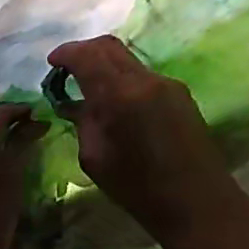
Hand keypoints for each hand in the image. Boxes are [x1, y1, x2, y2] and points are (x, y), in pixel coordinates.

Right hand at [46, 35, 244, 240]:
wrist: (196, 202)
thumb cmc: (137, 187)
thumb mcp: (94, 157)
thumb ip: (83, 122)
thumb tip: (72, 105)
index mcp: (119, 96)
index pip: (87, 56)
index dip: (65, 54)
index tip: (52, 63)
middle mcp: (145, 81)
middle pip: (109, 47)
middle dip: (83, 52)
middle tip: (66, 71)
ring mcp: (166, 84)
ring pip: (127, 59)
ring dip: (103, 65)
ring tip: (87, 89)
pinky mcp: (179, 94)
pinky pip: (142, 75)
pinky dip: (121, 79)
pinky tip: (114, 104)